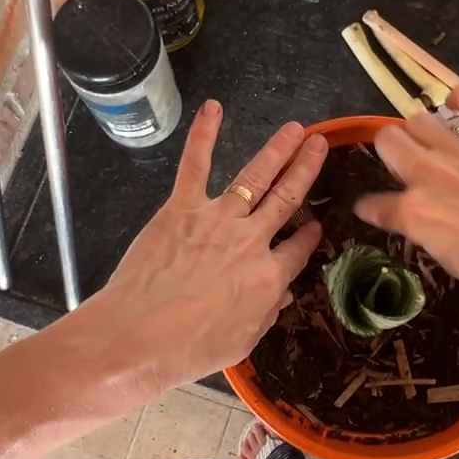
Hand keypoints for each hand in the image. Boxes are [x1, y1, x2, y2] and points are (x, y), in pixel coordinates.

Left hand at [83, 101, 325, 396]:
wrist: (138, 338)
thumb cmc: (190, 350)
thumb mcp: (242, 342)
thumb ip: (266, 314)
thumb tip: (285, 294)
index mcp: (270, 276)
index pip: (300, 248)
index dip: (310, 235)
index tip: (316, 225)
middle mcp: (252, 240)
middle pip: (288, 199)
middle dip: (306, 169)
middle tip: (320, 144)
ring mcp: (217, 218)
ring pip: (255, 176)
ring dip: (277, 150)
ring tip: (294, 128)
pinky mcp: (182, 207)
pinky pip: (195, 165)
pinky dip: (203, 135)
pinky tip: (213, 108)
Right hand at [356, 85, 458, 311]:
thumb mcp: (454, 262)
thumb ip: (426, 232)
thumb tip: (414, 219)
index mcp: (416, 213)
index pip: (375, 204)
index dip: (370, 207)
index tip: (372, 208)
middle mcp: (429, 174)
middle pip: (387, 140)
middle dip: (388, 152)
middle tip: (402, 164)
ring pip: (418, 118)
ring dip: (419, 131)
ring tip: (431, 142)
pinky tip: (457, 106)